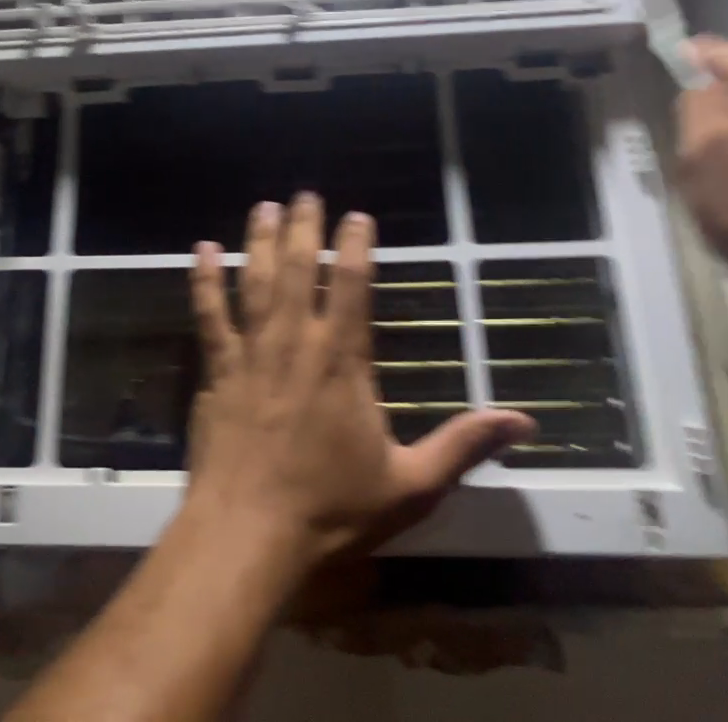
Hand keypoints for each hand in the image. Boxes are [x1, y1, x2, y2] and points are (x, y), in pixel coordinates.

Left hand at [184, 194, 536, 565]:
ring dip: (261, 242)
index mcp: (343, 362)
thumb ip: (463, 446)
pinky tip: (201, 252)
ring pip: (255, 283)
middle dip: (305, 228)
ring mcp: (251, 354)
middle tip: (306, 194)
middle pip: (300, 271)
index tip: (357, 215)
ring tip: (265, 207)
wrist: (249, 533)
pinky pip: (208, 316)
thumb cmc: (332, 510)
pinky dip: (204, 281)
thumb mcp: (412, 485)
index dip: (356, 246)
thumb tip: (525, 422)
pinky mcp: (217, 372)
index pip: (352, 287)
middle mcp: (295, 345)